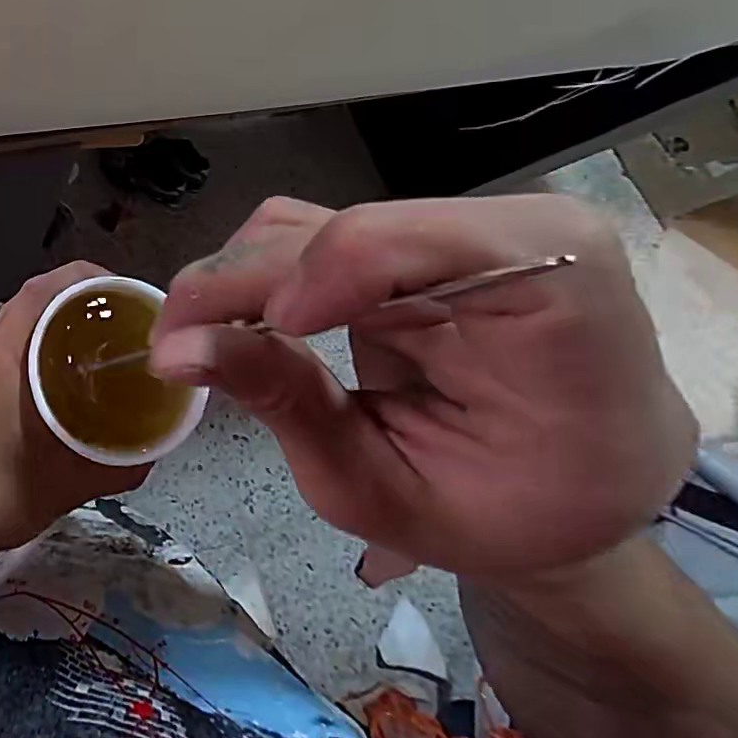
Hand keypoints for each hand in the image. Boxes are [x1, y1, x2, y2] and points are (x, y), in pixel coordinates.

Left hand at [0, 261, 151, 564]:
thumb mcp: (67, 485)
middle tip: (119, 317)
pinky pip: (4, 336)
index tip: (122, 293)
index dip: (86, 279)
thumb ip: (118, 466)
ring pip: (17, 314)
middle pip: (32, 295)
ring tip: (95, 337)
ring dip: (55, 315)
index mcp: (1, 356)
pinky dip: (34, 335)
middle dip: (78, 296)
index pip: (43, 289)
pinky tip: (58, 367)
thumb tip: (154, 447)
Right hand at [150, 196, 696, 584]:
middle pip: (334, 231)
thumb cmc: (504, 514)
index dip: (313, 276)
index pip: (409, 240)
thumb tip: (178, 348)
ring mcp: (445, 226)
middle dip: (238, 288)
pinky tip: (244, 327)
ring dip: (238, 283)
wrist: (565, 488)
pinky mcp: (400, 235)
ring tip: (206, 345)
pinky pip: (301, 235)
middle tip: (173, 350)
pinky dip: (255, 279)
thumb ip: (288, 406)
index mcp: (557, 298)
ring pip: (301, 224)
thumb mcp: (387, 491)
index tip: (239, 342)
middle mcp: (505, 233)